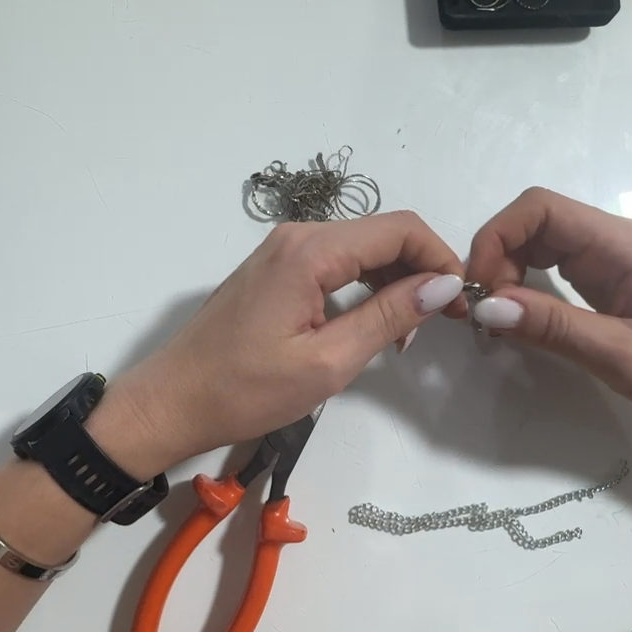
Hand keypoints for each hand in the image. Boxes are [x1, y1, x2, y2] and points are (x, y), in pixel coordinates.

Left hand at [93, 212, 466, 472]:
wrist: (172, 402)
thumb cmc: (245, 390)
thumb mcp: (327, 362)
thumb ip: (387, 316)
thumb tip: (442, 284)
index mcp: (311, 251)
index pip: (399, 229)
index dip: (440, 259)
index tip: (459, 304)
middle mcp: (297, 236)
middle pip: (381, 234)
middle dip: (420, 271)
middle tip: (437, 325)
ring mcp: (282, 251)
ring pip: (360, 249)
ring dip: (393, 282)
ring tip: (403, 335)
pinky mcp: (275, 271)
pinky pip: (335, 265)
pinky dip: (363, 288)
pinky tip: (370, 325)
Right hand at [465, 187, 631, 422]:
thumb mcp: (619, 354)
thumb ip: (553, 327)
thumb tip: (486, 306)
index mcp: (622, 243)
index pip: (540, 208)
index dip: (497, 236)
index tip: (478, 287)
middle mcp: (612, 240)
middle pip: (534, 221)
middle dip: (496, 256)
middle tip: (483, 310)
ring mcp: (608, 258)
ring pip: (537, 243)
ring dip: (506, 271)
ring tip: (496, 316)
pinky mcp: (603, 280)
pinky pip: (550, 266)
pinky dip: (523, 285)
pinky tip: (517, 315)